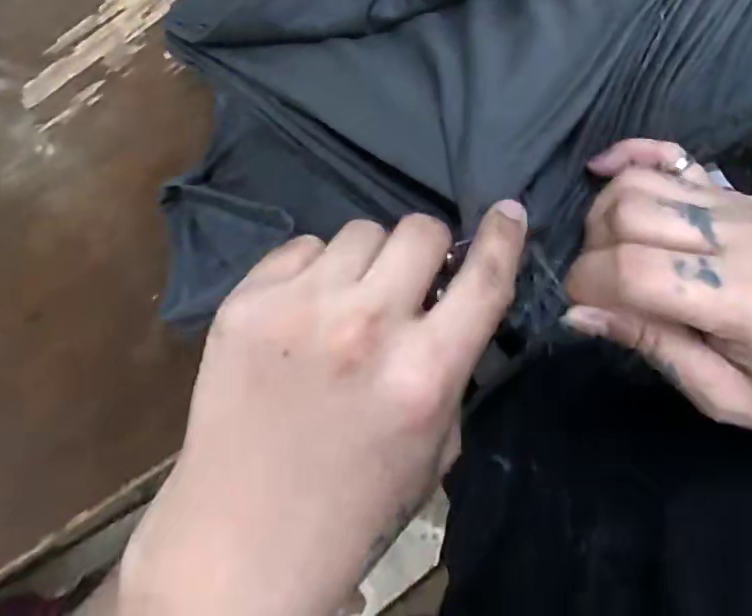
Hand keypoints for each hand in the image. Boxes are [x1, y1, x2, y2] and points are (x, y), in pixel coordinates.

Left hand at [118, 203, 526, 615]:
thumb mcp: (433, 446)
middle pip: (418, 230)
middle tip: (410, 279)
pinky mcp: (247, 300)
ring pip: (359, 230)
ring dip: (368, 260)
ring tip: (348, 299)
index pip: (483, 279)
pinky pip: (302, 247)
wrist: (243, 539)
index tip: (508, 211)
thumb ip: (450, 366)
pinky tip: (301, 311)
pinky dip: (313, 270)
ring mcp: (300, 305)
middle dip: (426, 249)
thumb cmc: (353, 502)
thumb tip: (452, 297)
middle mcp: (365, 325)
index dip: (503, 237)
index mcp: (422, 373)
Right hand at [562, 139, 751, 452]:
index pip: (636, 269)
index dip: (588, 284)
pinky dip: (628, 156)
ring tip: (608, 251)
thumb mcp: (725, 398)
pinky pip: (669, 155)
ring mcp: (744, 205)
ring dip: (602, 214)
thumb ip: (651, 345)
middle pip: (629, 212)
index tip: (578, 306)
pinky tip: (601, 169)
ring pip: (638, 182)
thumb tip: (576, 312)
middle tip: (597, 285)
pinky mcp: (737, 193)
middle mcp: (746, 236)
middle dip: (591, 248)